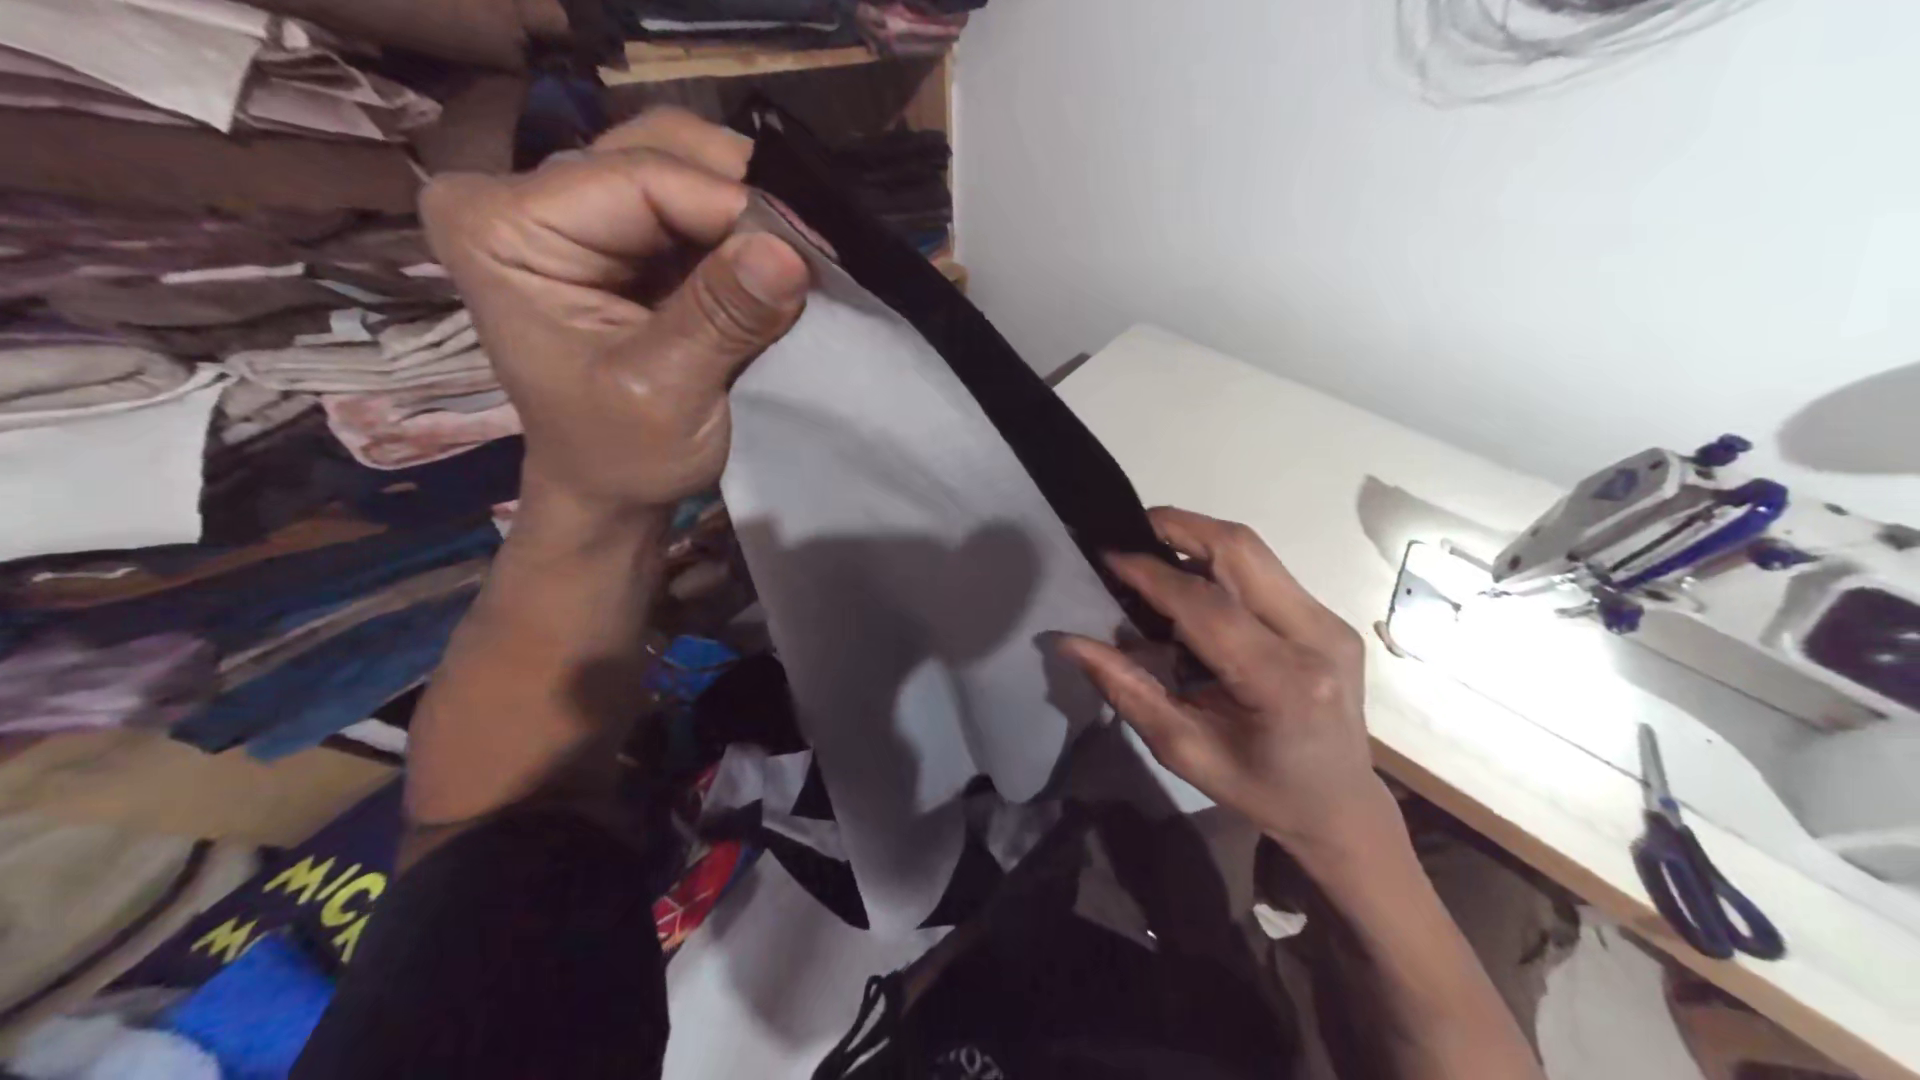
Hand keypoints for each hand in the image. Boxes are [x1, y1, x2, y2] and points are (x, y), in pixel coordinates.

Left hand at [419, 108, 809, 520]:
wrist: (609, 488)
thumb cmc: (620, 454)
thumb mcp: (667, 394)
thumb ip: (719, 318)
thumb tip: (790, 251)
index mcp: (503, 230)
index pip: (638, 178)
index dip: (732, 207)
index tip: (809, 251)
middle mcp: (525, 197)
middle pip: (657, 151)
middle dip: (741, 198)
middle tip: (805, 250)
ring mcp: (573, 209)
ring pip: (681, 164)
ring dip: (746, 208)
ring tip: (790, 257)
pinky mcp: (616, 233)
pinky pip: (691, 199)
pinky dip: (739, 227)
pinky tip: (768, 260)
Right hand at [1059, 508, 1397, 860]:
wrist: (1340, 804)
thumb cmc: (1258, 788)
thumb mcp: (1182, 749)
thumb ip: (1125, 688)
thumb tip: (1070, 641)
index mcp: (1283, 682)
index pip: (1206, 605)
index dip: (1151, 573)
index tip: (1108, 554)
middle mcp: (1317, 637)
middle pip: (1241, 551)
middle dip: (1179, 527)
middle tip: (1129, 530)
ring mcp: (1330, 622)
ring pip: (1254, 551)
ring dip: (1197, 539)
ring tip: (1151, 549)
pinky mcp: (1329, 617)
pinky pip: (1264, 571)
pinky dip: (1217, 562)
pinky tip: (1187, 580)